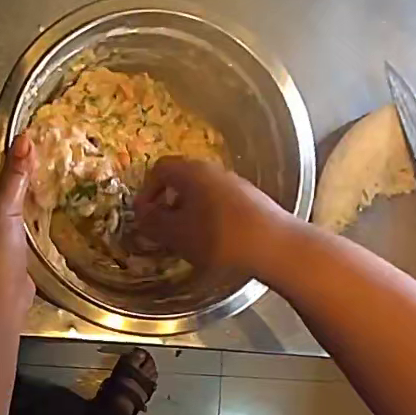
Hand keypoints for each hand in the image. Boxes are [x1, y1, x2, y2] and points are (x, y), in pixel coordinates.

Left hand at [0, 135, 34, 315]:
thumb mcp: (4, 208)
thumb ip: (15, 174)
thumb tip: (25, 139)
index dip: (1, 146)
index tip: (24, 134)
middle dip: (16, 166)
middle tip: (41, 151)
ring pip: (9, 200)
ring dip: (25, 188)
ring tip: (48, 173)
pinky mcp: (8, 246)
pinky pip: (20, 220)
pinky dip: (32, 210)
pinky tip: (47, 205)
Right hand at [134, 157, 297, 279]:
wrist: (274, 245)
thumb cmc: (218, 237)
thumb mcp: (177, 234)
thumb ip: (154, 222)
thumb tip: (141, 213)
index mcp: (191, 171)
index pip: (159, 169)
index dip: (147, 191)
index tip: (144, 215)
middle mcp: (214, 171)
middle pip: (183, 180)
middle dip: (169, 204)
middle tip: (164, 229)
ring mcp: (236, 185)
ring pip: (203, 194)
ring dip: (190, 213)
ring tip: (189, 240)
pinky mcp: (252, 202)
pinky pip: (222, 205)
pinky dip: (211, 219)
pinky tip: (216, 243)